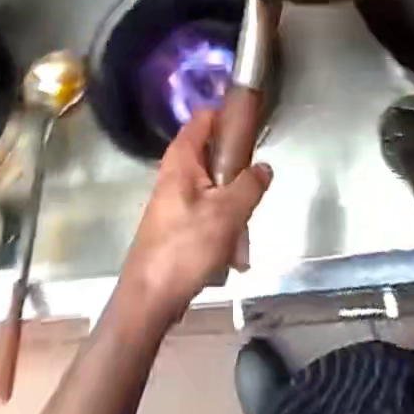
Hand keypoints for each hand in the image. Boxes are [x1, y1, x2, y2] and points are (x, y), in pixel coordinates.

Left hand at [116, 107, 272, 323]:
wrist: (148, 299)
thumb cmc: (185, 247)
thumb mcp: (228, 212)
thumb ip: (251, 184)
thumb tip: (264, 166)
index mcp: (181, 159)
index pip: (204, 117)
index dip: (228, 114)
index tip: (254, 124)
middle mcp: (175, 172)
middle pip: (214, 152)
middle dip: (238, 168)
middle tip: (255, 184)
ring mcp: (175, 199)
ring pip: (215, 185)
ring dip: (234, 203)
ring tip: (243, 228)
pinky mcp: (178, 223)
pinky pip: (208, 210)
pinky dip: (223, 223)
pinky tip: (232, 250)